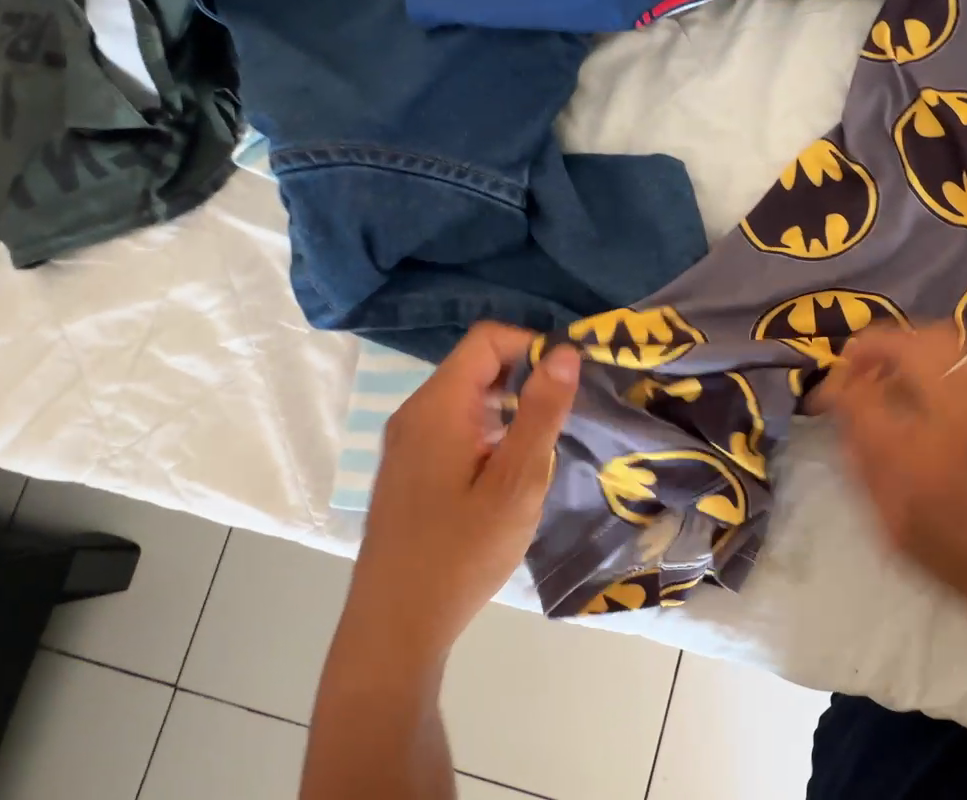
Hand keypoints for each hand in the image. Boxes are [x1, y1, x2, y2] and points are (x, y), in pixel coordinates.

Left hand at [348, 322, 580, 660]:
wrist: (396, 627)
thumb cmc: (462, 553)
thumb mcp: (517, 481)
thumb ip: (541, 412)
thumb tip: (566, 351)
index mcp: (438, 408)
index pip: (488, 339)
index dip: (535, 346)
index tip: (570, 383)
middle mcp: (416, 414)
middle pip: (479, 364)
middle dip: (529, 377)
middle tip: (567, 416)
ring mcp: (409, 442)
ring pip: (470, 395)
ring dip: (514, 406)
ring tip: (545, 446)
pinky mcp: (412, 467)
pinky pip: (458, 424)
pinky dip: (493, 429)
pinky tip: (513, 471)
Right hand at [818, 327, 966, 629]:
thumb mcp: (900, 532)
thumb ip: (867, 470)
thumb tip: (847, 424)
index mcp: (914, 461)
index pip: (859, 396)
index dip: (835, 387)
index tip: (827, 395)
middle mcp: (954, 416)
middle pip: (902, 345)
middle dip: (870, 346)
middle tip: (856, 363)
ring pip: (940, 338)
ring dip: (906, 343)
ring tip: (892, 364)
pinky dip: (943, 354)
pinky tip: (935, 375)